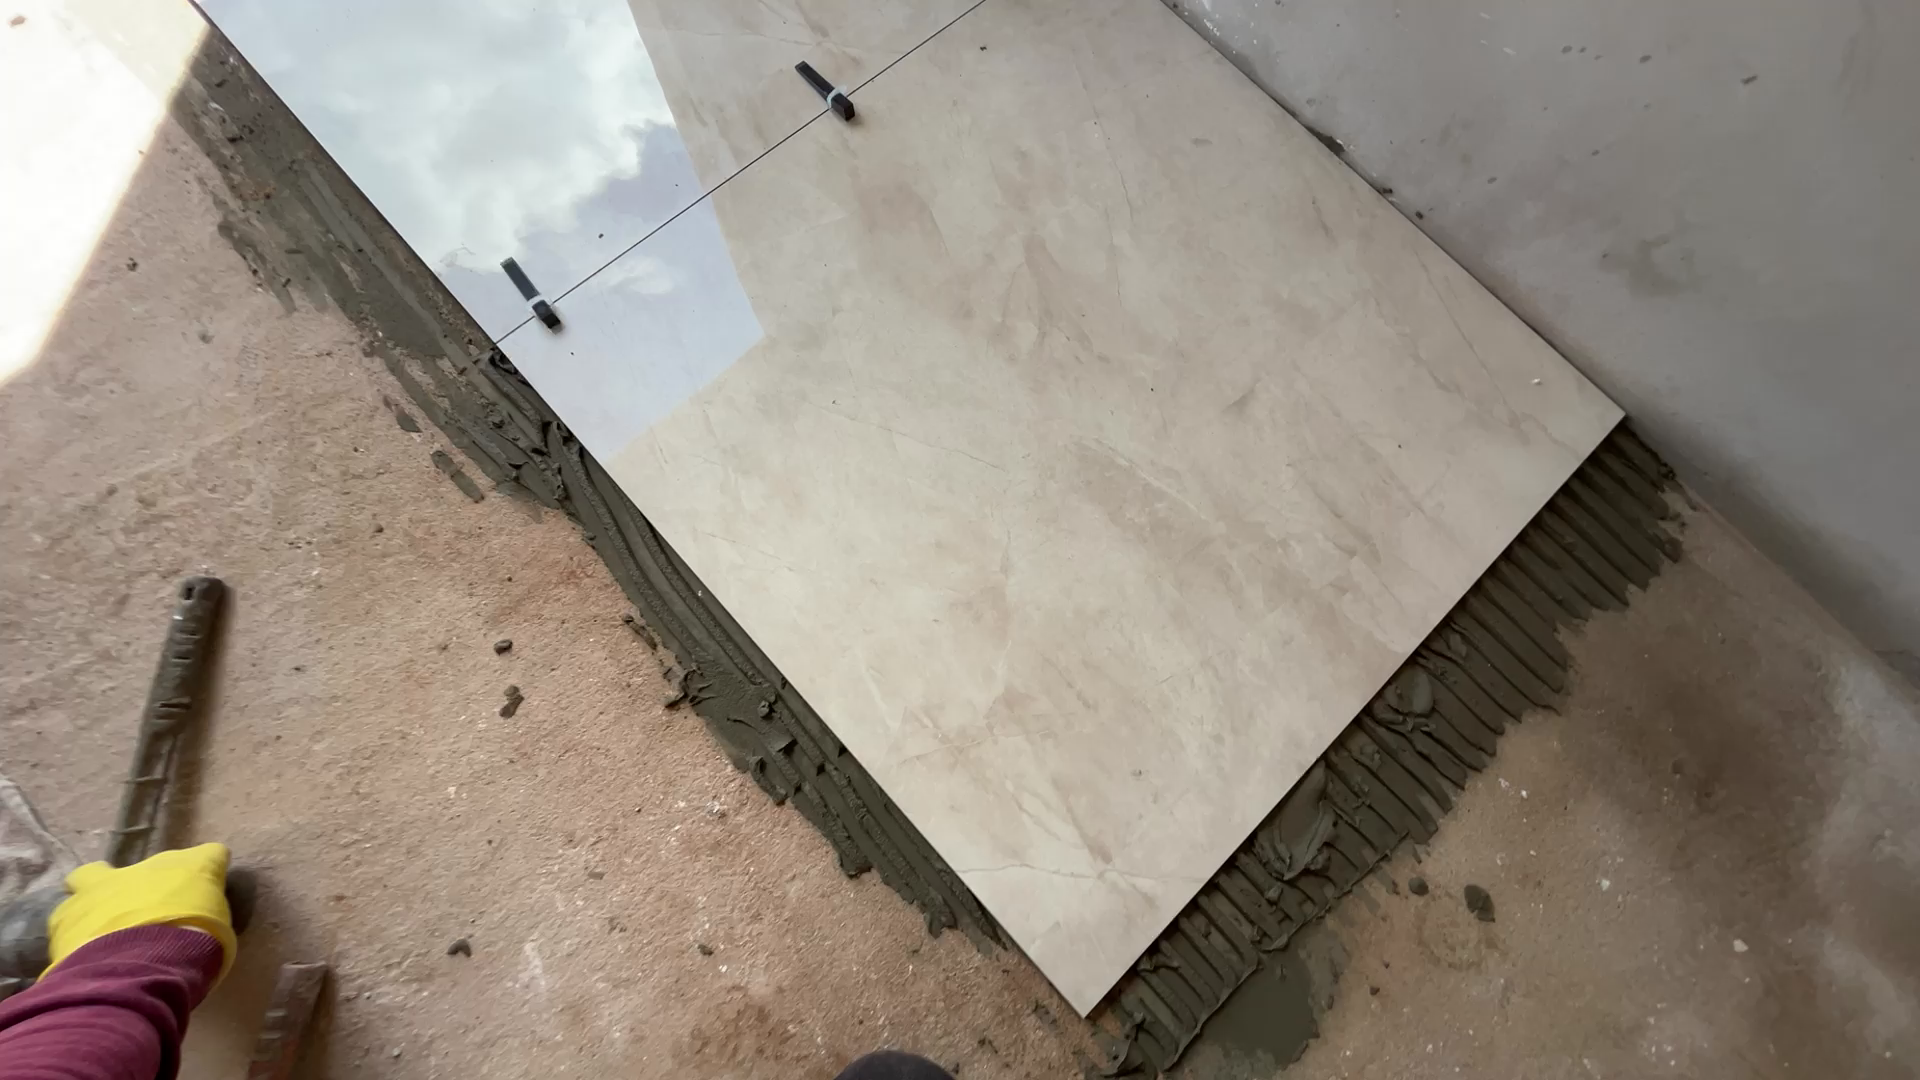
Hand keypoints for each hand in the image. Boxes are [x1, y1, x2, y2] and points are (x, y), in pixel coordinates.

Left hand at [47, 844, 236, 978]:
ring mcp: (106, 883)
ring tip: (100, 920)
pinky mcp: (67, 911)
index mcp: (199, 862)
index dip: (205, 872)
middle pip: (153, 865)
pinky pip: (67, 913)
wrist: (142, 960)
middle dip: (150, 882)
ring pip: (91, 875)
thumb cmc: (197, 936)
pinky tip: (78, 941)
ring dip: (97, 895)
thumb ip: (206, 908)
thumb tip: (198, 919)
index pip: (211, 854)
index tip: (204, 892)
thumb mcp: (218, 919)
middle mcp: (153, 863)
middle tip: (151, 909)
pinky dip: (72, 924)